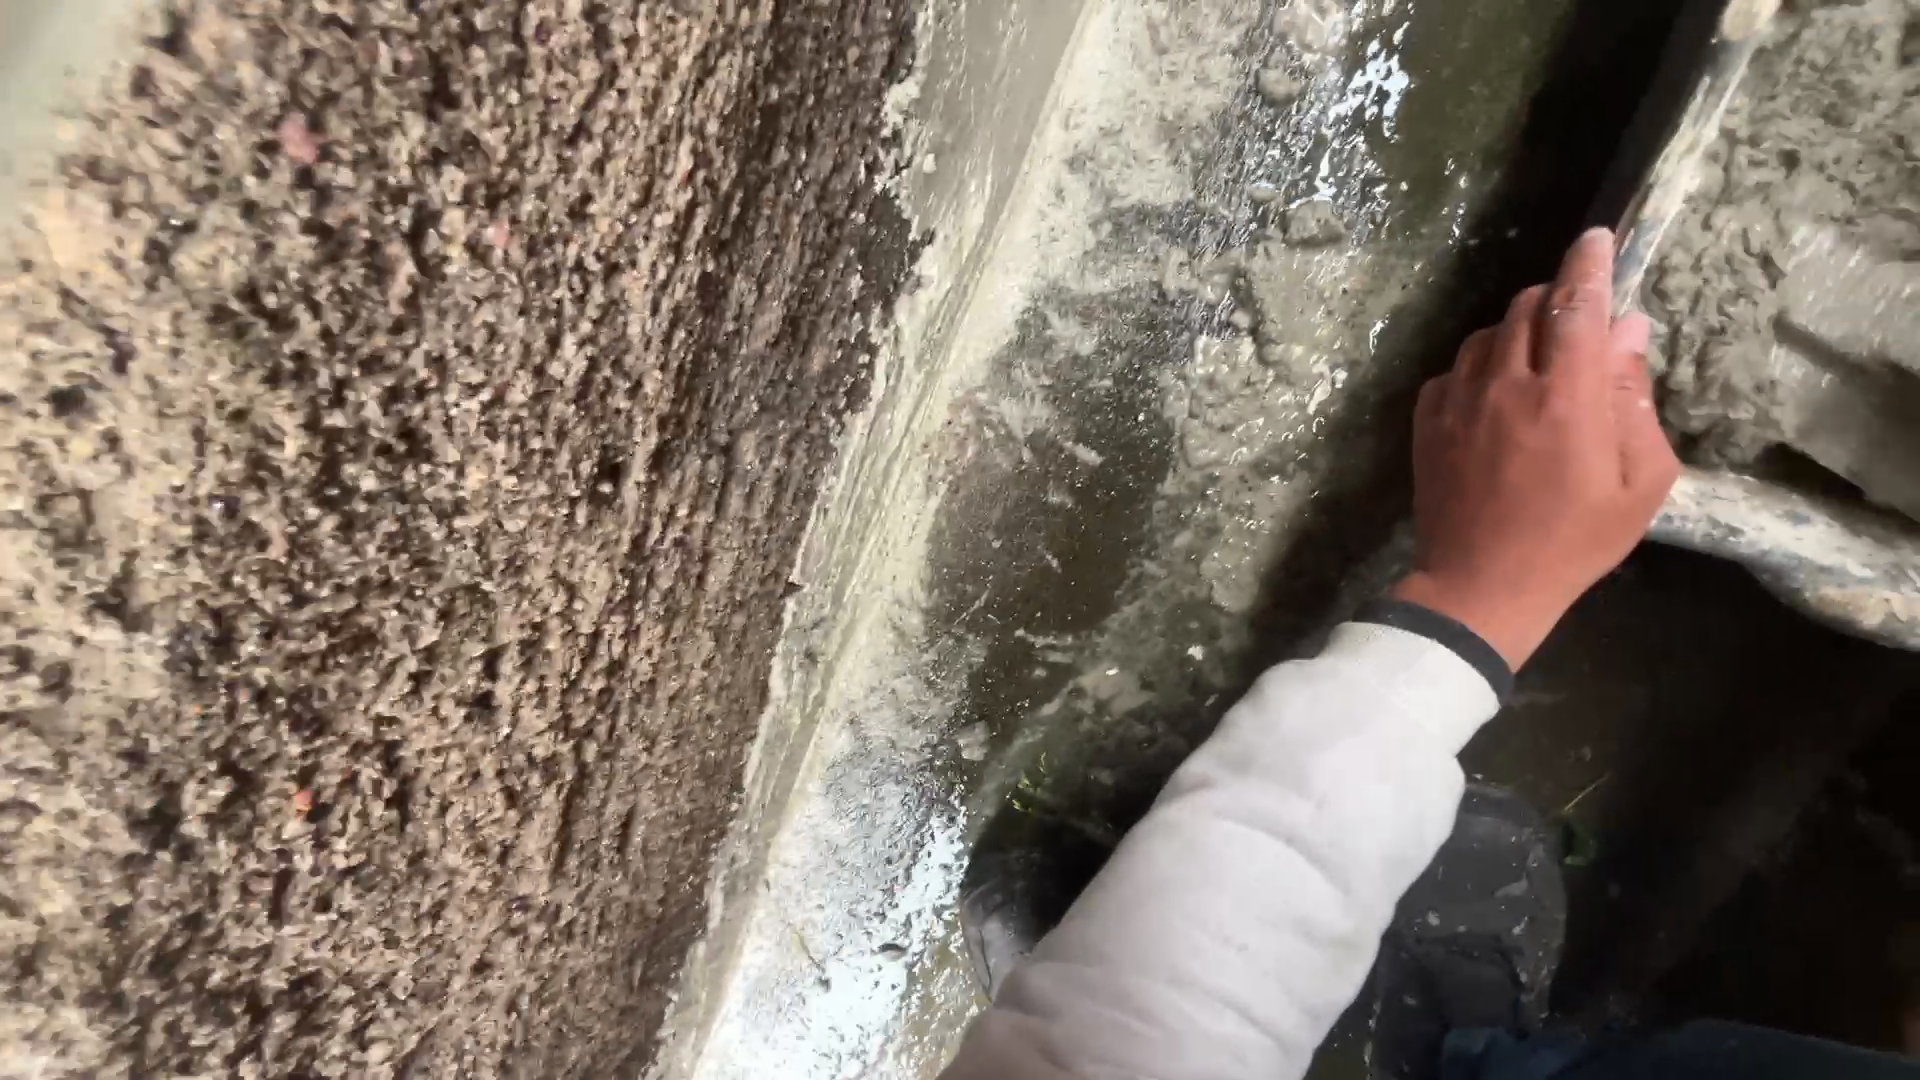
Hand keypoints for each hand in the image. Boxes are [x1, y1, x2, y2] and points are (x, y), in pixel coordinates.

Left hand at [1393, 227, 1680, 668]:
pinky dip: (1474, 368)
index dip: (1589, 265)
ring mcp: (1454, 405)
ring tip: (1535, 359)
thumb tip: (1626, 331)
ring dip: (1512, 332)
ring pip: (1481, 338)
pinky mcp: (1423, 425)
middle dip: (1553, 299)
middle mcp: (1503, 387)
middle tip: (1575, 319)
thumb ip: (1633, 397)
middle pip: (1524, 311)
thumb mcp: (1639, 477)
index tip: (1595, 239)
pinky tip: (1490, 393)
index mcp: (1566, 397)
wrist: (1479, 580)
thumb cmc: (1573, 540)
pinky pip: (1448, 373)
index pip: (1578, 305)